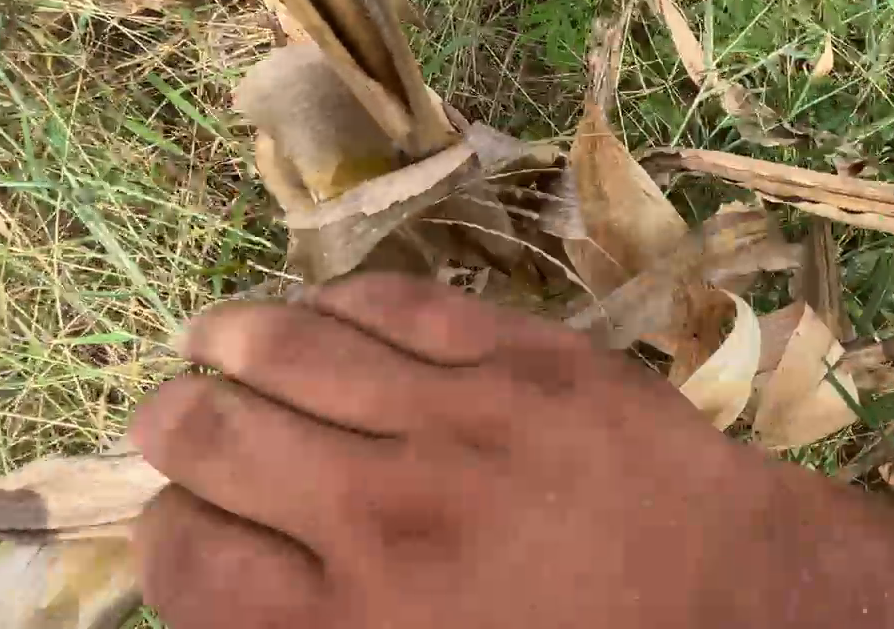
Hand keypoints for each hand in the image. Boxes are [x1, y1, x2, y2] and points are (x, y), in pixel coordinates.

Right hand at [131, 273, 893, 628]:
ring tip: (216, 331)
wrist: (727, 587)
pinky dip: (351, 299)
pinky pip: (409, 307)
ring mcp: (460, 416)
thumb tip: (251, 596)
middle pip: (231, 442)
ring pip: (306, 355)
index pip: (196, 562)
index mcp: (353, 626)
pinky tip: (326, 297)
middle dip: (180, 419)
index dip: (166, 526)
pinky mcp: (525, 353)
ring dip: (244, 339)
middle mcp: (384, 512)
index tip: (175, 505)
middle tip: (169, 402)